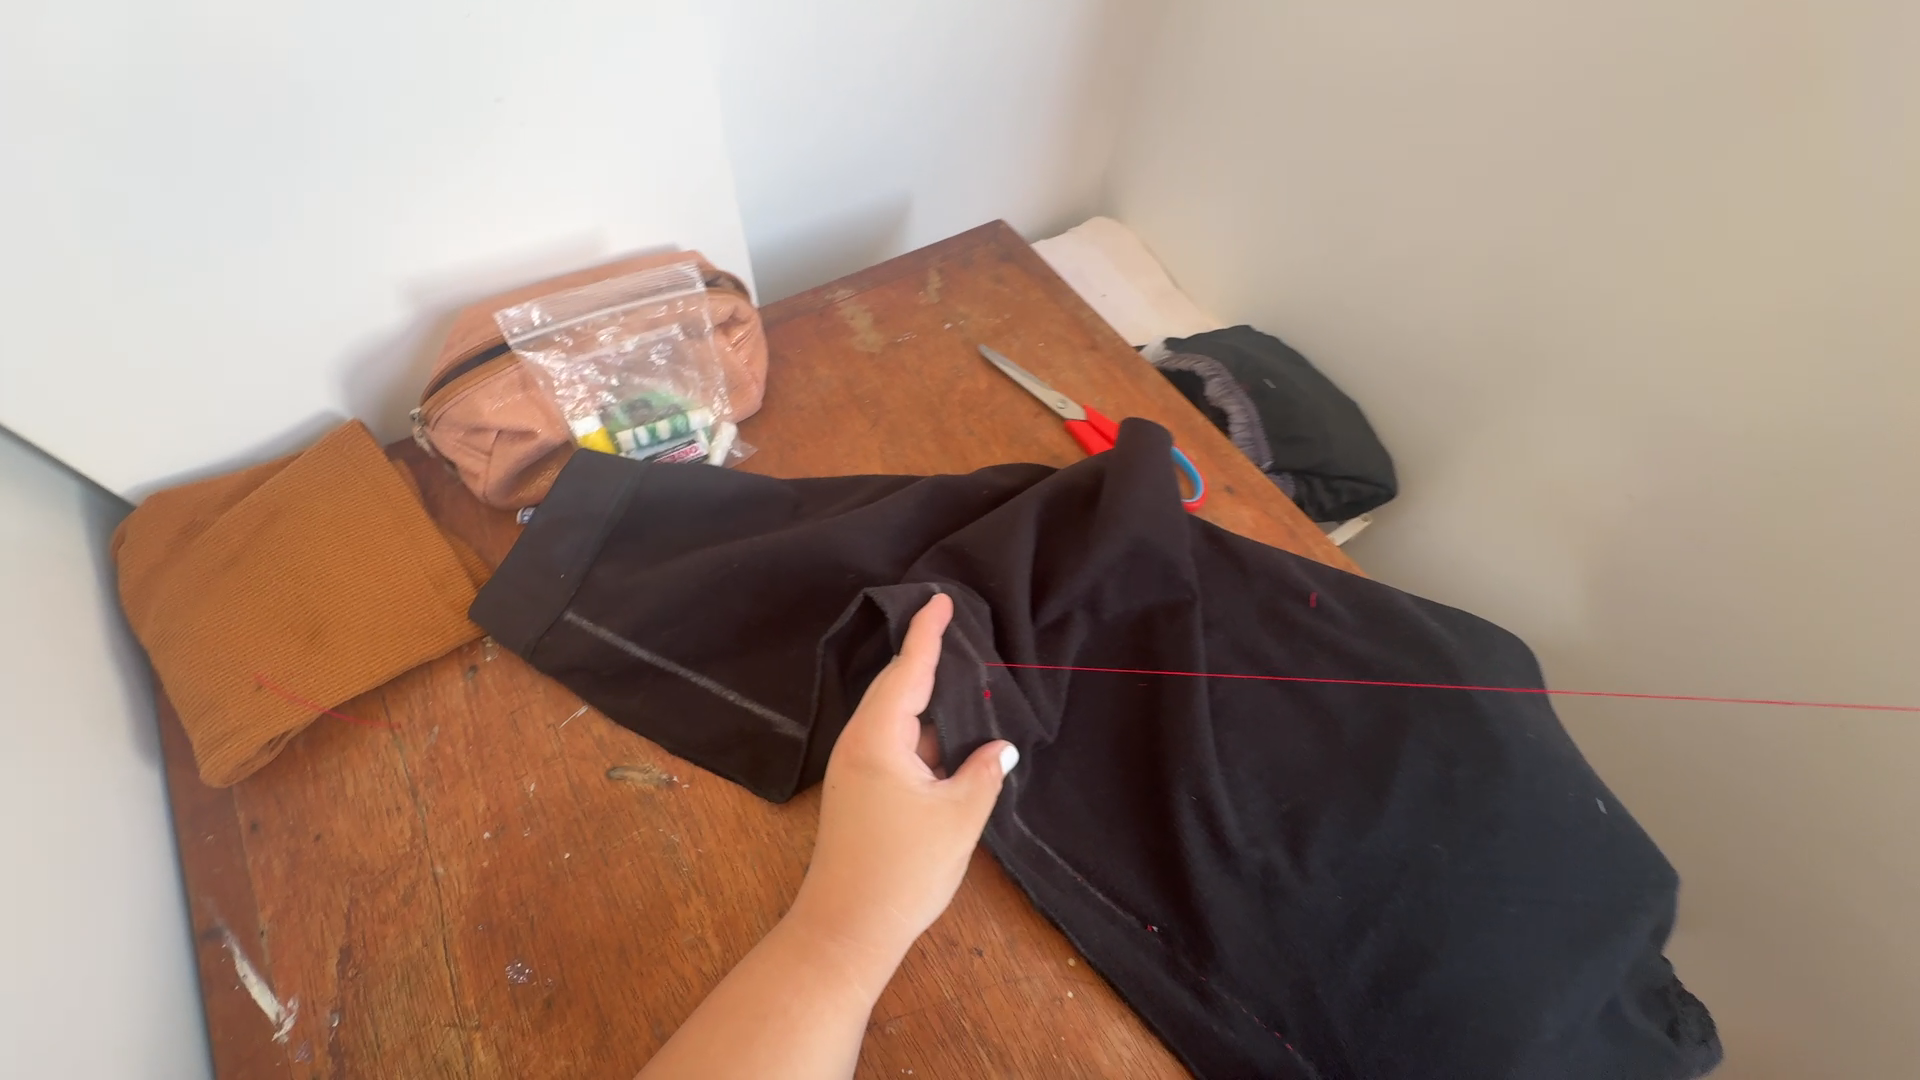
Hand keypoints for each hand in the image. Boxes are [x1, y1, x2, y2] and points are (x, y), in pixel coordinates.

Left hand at [787, 592, 1017, 975]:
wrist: (846, 930)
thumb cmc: (902, 870)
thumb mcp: (957, 818)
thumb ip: (983, 773)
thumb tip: (1002, 748)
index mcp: (879, 737)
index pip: (909, 670)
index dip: (928, 633)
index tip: (941, 599)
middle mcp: (860, 742)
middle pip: (897, 686)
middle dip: (927, 656)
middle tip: (959, 630)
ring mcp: (856, 766)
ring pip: (896, 715)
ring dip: (926, 697)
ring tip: (964, 678)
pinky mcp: (859, 788)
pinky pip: (894, 740)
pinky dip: (922, 729)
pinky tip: (948, 734)